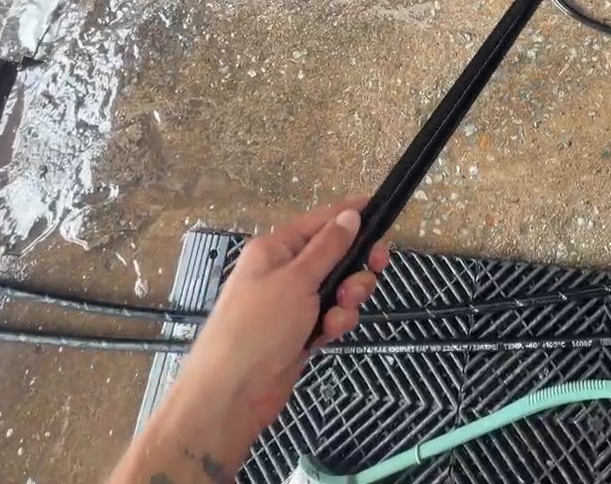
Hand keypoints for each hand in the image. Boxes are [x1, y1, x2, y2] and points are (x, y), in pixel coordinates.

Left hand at [132, 199, 389, 475]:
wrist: (229, 398)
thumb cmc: (257, 328)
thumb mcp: (296, 280)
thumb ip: (329, 247)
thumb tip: (351, 213)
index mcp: (277, 249)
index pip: (321, 221)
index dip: (350, 215)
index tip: (381, 213)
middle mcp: (286, 270)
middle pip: (336, 254)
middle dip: (356, 264)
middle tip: (378, 266)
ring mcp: (294, 302)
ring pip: (340, 285)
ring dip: (349, 296)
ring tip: (341, 311)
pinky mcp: (302, 330)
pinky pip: (333, 313)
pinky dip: (338, 320)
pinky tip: (330, 332)